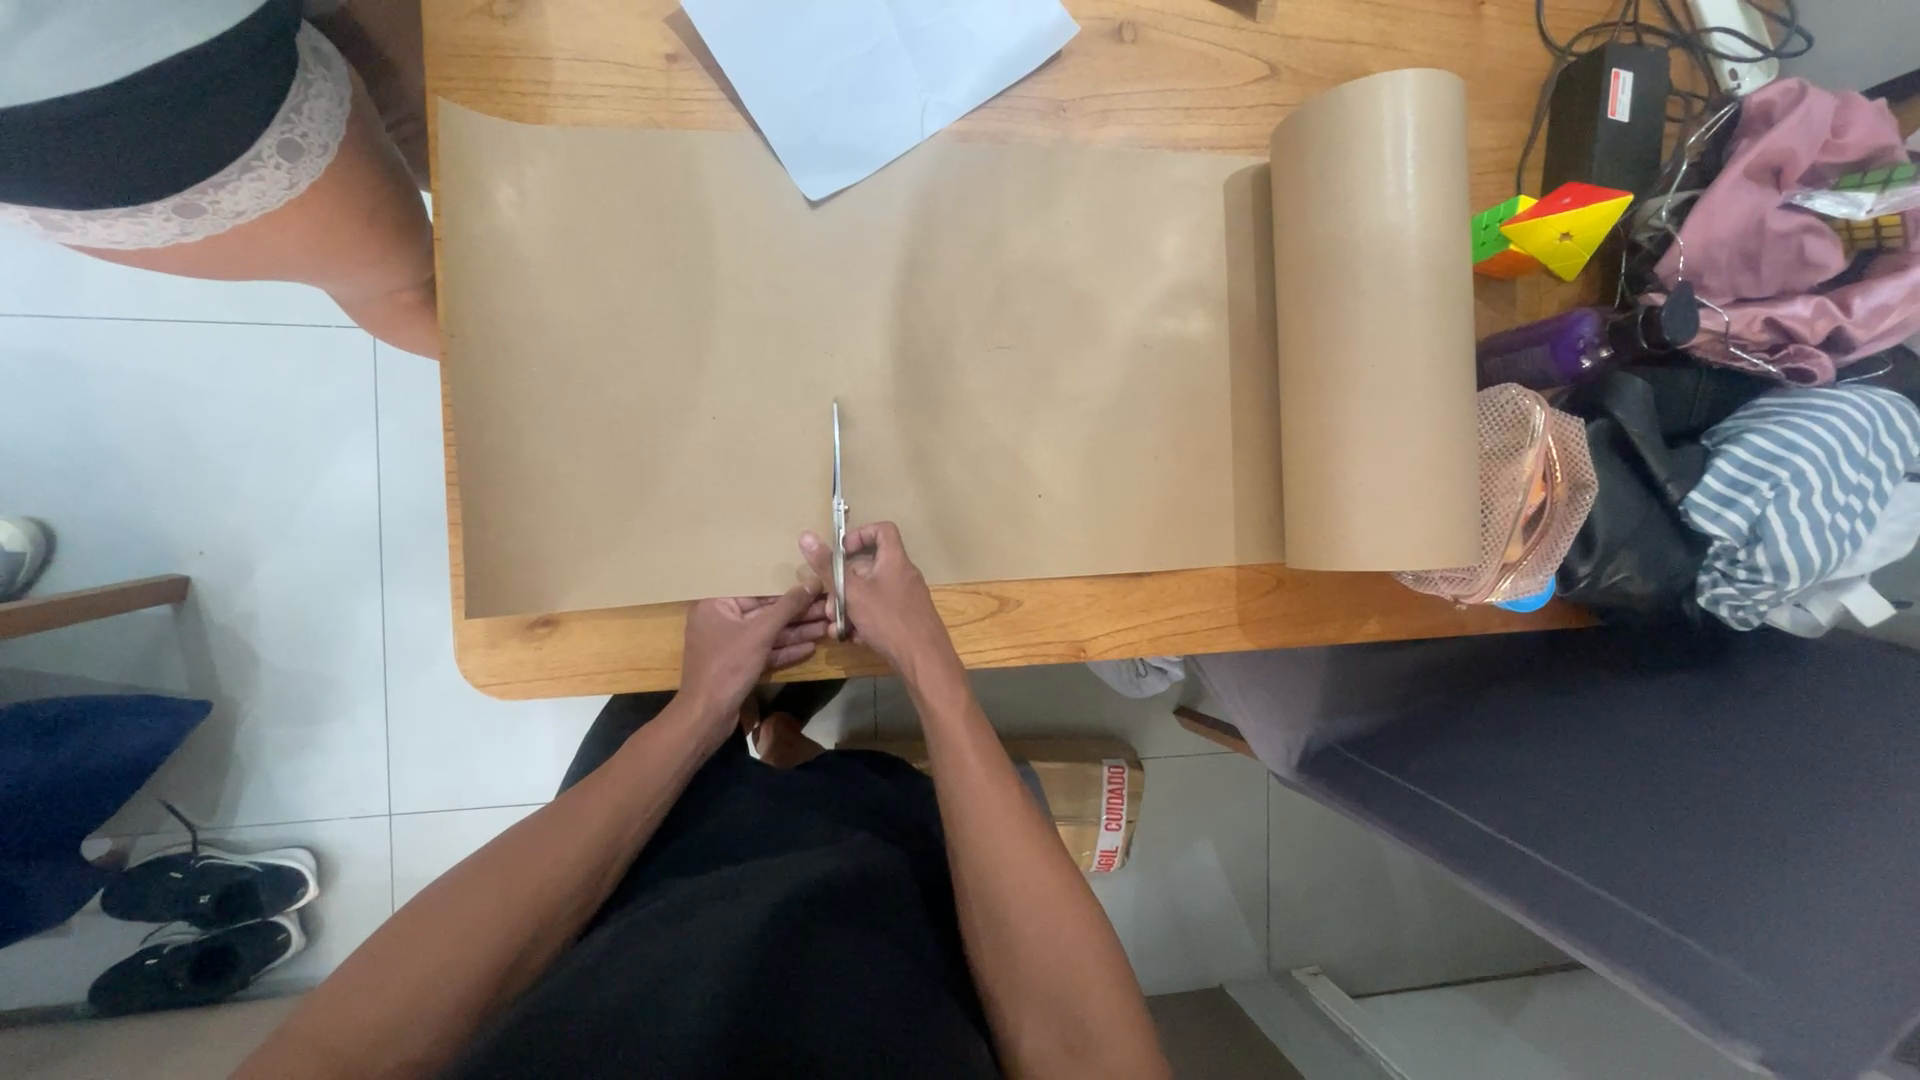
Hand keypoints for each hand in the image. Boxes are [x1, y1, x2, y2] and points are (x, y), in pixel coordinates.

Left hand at [678, 589, 828, 727]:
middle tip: (827, 608)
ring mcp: (729, 644)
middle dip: (797, 613)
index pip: (757, 590)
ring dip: (796, 631)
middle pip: (765, 612)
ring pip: (767, 633)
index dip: (788, 589)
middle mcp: (720, 621)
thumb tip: (811, 583)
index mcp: (715, 605)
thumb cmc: (728, 666)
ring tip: (827, 627)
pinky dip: (785, 649)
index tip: (814, 587)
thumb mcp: (760, 633)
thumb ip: (787, 607)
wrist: (706, 716)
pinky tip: (810, 647)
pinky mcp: (738, 664)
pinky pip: (764, 650)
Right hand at [799, 522, 953, 673]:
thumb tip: (805, 535)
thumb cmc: (888, 619)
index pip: (883, 530)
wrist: (923, 659)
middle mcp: (902, 575)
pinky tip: (853, 638)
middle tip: (829, 607)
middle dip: (842, 586)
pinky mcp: (905, 619)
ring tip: (836, 627)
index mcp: (894, 560)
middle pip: (867, 568)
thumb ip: (827, 566)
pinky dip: (863, 622)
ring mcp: (906, 598)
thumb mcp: (852, 592)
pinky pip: (879, 612)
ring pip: (870, 594)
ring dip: (849, 608)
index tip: (841, 552)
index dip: (860, 534)